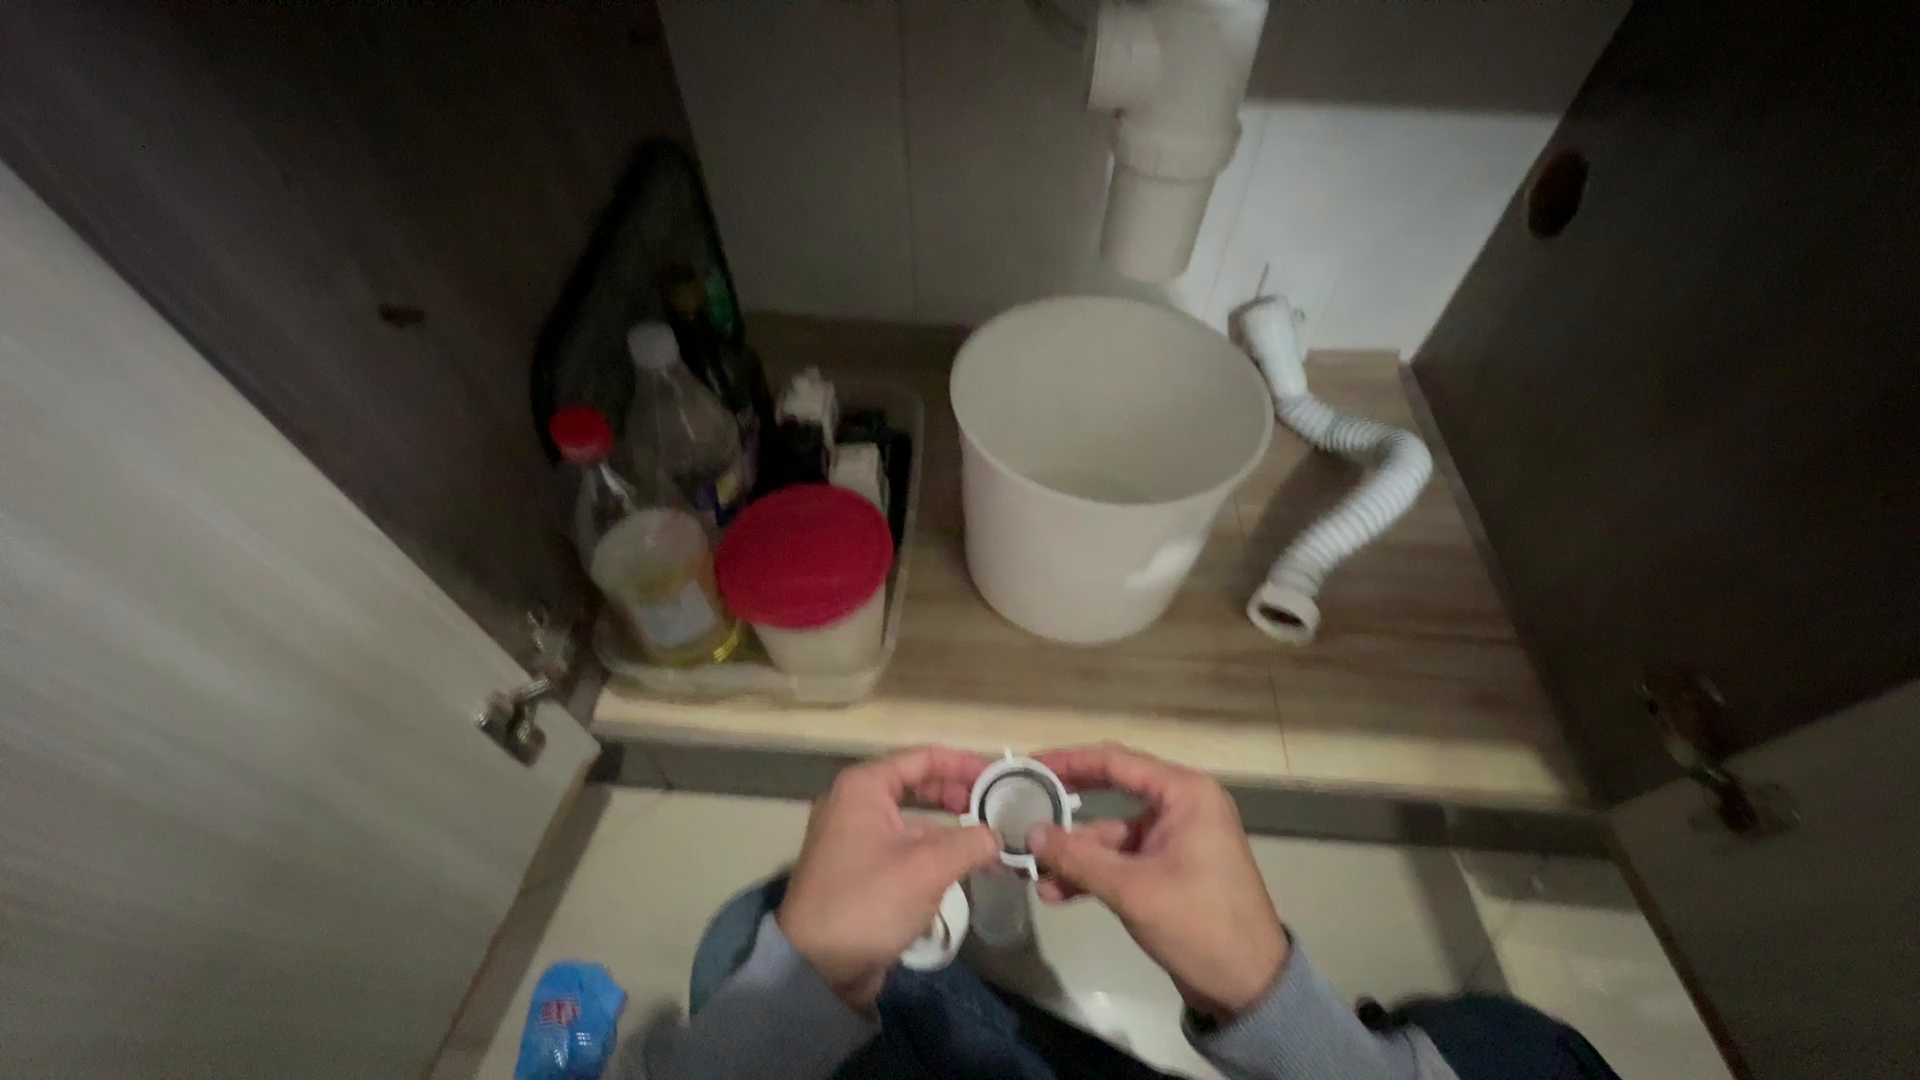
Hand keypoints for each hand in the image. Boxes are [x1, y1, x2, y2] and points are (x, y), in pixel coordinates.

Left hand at [777, 747, 1001, 1009]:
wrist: (815, 967)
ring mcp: (852, 835)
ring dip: (948, 826)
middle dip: (958, 793)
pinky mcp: (857, 867)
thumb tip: (996, 835)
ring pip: (911, 818)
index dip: (964, 763)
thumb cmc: (869, 901)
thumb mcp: (928, 868)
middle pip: (917, 783)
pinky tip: (960, 865)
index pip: (924, 757)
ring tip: (987, 840)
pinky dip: (930, 849)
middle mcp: (854, 801)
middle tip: (995, 807)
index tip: (998, 775)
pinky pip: (901, 844)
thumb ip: (971, 842)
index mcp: (864, 785)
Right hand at [1028, 744, 1288, 1022]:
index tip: (1030, 765)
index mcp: (1184, 792)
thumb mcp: (1131, 889)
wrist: (1251, 989)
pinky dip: (1092, 873)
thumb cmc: (1198, 923)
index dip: (1069, 761)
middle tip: (1023, 803)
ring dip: (1074, 852)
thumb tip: (1029, 833)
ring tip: (1031, 867)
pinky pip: (1121, 859)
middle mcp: (1180, 805)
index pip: (1115, 761)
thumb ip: (1077, 858)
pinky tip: (1056, 892)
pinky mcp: (1167, 868)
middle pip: (1110, 791)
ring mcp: (1174, 838)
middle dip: (1066, 807)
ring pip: (1111, 833)